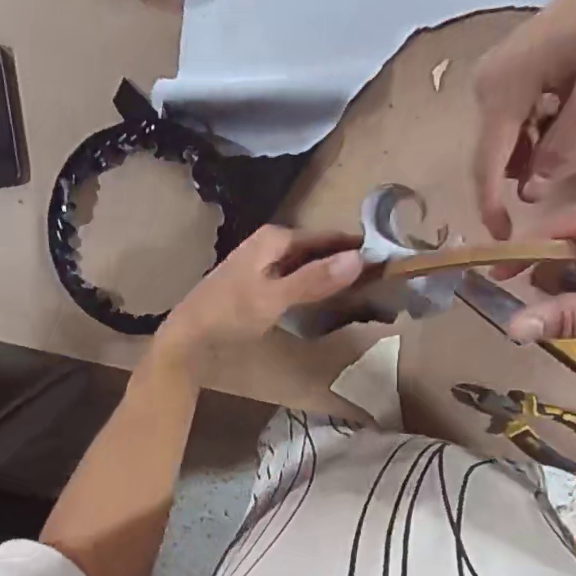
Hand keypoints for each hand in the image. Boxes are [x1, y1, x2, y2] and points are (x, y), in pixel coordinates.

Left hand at [151, 227, 363, 375]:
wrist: (188, 337)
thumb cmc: (229, 314)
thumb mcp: (274, 298)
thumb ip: (315, 279)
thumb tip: (360, 258)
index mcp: (274, 238)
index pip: (327, 237)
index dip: (355, 248)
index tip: (387, 260)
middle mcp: (269, 244)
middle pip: (316, 250)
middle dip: (344, 263)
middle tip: (380, 281)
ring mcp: (261, 264)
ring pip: (305, 266)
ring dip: (328, 277)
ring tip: (361, 292)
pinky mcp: (256, 285)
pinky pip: (293, 280)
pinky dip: (311, 288)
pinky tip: (324, 301)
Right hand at [471, 0, 575, 237]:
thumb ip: (565, 144)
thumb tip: (531, 190)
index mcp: (502, 90)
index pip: (487, 163)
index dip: (491, 206)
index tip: (504, 239)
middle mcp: (486, 89)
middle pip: (498, 156)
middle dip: (537, 171)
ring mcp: (494, 84)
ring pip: (510, 146)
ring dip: (545, 154)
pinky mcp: (506, 82)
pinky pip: (517, 128)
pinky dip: (544, 136)